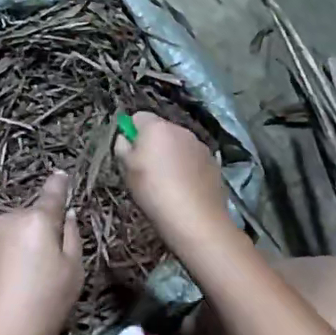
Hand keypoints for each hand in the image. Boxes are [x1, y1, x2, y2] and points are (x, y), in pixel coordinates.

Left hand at [0, 171, 83, 334]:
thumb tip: (65, 215)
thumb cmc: (40, 309)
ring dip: (12, 249)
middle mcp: (4, 220)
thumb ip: (71, 239)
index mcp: (36, 221)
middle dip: (34, 232)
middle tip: (43, 266)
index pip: (51, 194)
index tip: (61, 175)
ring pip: (3, 236)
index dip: (59, 185)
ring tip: (17, 286)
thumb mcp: (72, 276)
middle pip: (26, 220)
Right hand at [113, 111, 232, 249]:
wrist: (195, 218)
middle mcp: (181, 130)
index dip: (131, 132)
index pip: (139, 116)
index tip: (130, 153)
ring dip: (172, 155)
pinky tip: (184, 189)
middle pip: (161, 130)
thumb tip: (125, 138)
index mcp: (157, 128)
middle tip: (146, 170)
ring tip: (167, 182)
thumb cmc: (153, 190)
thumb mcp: (127, 169)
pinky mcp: (213, 163)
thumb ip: (122, 147)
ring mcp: (200, 146)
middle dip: (153, 144)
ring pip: (179, 144)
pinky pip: (193, 159)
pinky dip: (187, 168)